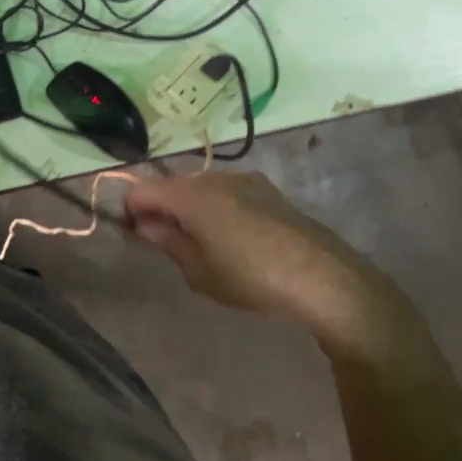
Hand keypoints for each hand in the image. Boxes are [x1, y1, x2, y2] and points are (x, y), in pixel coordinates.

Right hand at [124, 171, 413, 355]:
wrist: (332, 283)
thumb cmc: (255, 279)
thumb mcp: (200, 273)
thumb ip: (167, 243)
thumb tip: (144, 225)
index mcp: (189, 194)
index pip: (140, 191)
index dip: (130, 212)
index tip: (136, 239)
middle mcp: (213, 178)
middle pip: (170, 186)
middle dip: (161, 210)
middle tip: (169, 245)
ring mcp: (245, 181)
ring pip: (200, 189)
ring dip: (192, 209)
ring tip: (205, 245)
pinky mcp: (271, 193)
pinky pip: (228, 194)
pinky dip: (219, 210)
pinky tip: (237, 241)